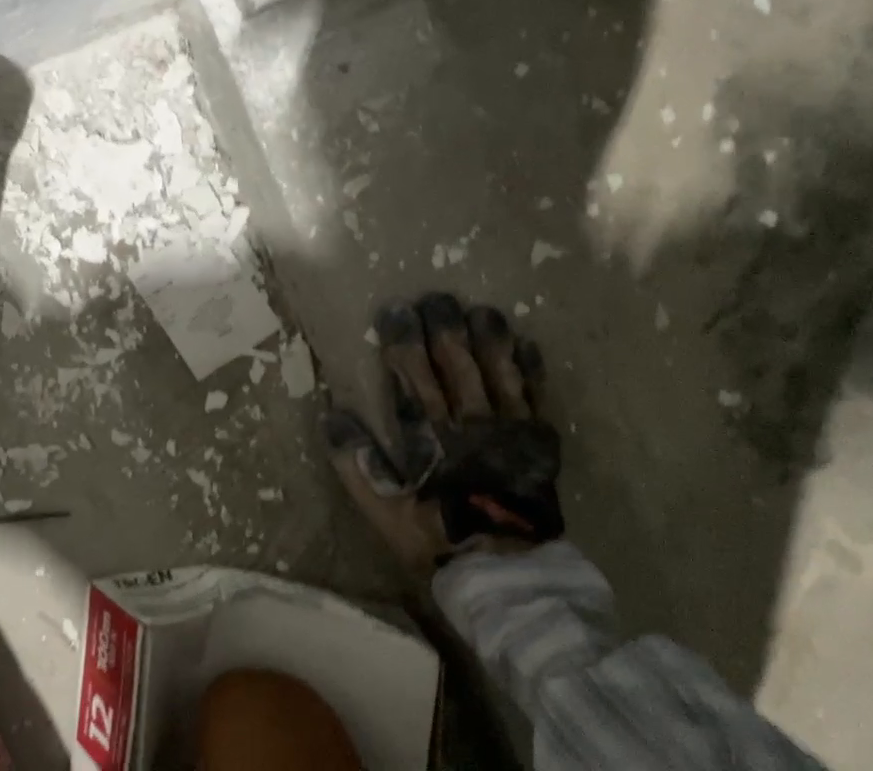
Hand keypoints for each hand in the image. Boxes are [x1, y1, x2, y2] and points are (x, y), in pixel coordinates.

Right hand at [324, 293, 563, 577]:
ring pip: (499, 374)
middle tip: (437, 297)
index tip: (395, 311)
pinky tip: (526, 345)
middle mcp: (472, 425)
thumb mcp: (381, 508)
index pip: (413, 376)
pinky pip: (537, 398)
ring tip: (481, 310)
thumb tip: (332, 415)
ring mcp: (511, 433)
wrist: (508, 575)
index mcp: (432, 437)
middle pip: (458, 366)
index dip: (403, 342)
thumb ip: (356, 462)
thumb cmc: (436, 538)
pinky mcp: (540, 446)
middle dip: (445, 329)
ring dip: (489, 339)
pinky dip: (531, 370)